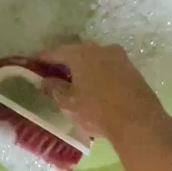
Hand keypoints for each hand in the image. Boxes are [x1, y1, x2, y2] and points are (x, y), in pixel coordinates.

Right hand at [42, 41, 171, 148]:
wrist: (138, 121)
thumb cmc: (96, 110)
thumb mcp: (69, 102)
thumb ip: (55, 88)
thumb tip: (45, 81)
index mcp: (81, 53)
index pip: (56, 52)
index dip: (43, 58)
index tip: (33, 63)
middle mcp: (101, 48)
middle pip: (77, 52)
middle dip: (64, 61)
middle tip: (53, 72)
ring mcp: (119, 57)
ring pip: (94, 58)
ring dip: (83, 67)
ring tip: (73, 81)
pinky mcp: (131, 69)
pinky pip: (107, 66)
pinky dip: (97, 73)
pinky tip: (93, 86)